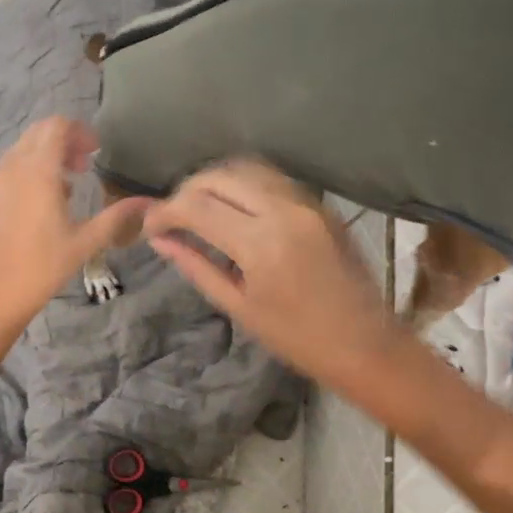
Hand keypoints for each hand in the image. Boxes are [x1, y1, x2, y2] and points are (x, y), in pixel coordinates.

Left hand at [0, 118, 152, 330]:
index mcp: (39, 172)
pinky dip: (23, 177)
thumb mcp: (85, 243)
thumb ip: (116, 217)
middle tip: (83, 168)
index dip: (79, 132)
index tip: (95, 152)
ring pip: (18, 154)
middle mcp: (10, 168)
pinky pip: (3, 174)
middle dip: (62, 143)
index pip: (56, 127)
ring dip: (43, 160)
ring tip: (63, 191)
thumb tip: (147, 203)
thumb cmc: (43, 269)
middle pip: (36, 134)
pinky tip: (34, 210)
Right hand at [143, 161, 407, 385]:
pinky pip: (273, 180)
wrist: (363, 342)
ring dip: (215, 182)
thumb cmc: (296, 338)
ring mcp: (306, 202)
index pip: (197, 206)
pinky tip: (233, 209)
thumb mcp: (239, 307)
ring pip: (247, 169)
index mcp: (260, 244)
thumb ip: (198, 267)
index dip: (164, 211)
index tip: (149, 227)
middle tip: (171, 217)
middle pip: (220, 177)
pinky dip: (244, 185)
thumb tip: (160, 241)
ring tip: (199, 209)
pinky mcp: (321, 204)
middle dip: (186, 191)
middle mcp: (283, 210)